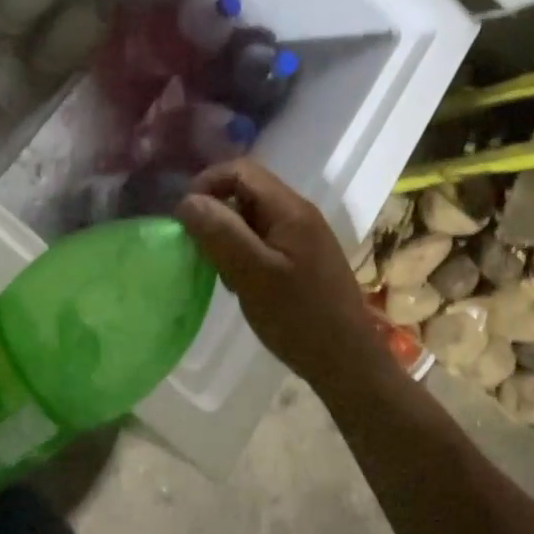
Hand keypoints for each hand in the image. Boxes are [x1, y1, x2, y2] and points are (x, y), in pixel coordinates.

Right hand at [175, 160, 381, 386]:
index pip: (240, 170)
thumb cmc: (299, 317)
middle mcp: (299, 213)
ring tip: (220, 270)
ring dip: (227, 235)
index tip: (186, 218)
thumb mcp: (252, 274)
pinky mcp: (302, 258)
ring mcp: (303, 236)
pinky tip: (239, 283)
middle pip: (245, 191)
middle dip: (216, 213)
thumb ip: (220, 232)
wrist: (347, 363)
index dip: (206, 184)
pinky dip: (242, 252)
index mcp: (290, 209)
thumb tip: (187, 201)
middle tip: (201, 249)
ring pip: (252, 216)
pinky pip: (263, 239)